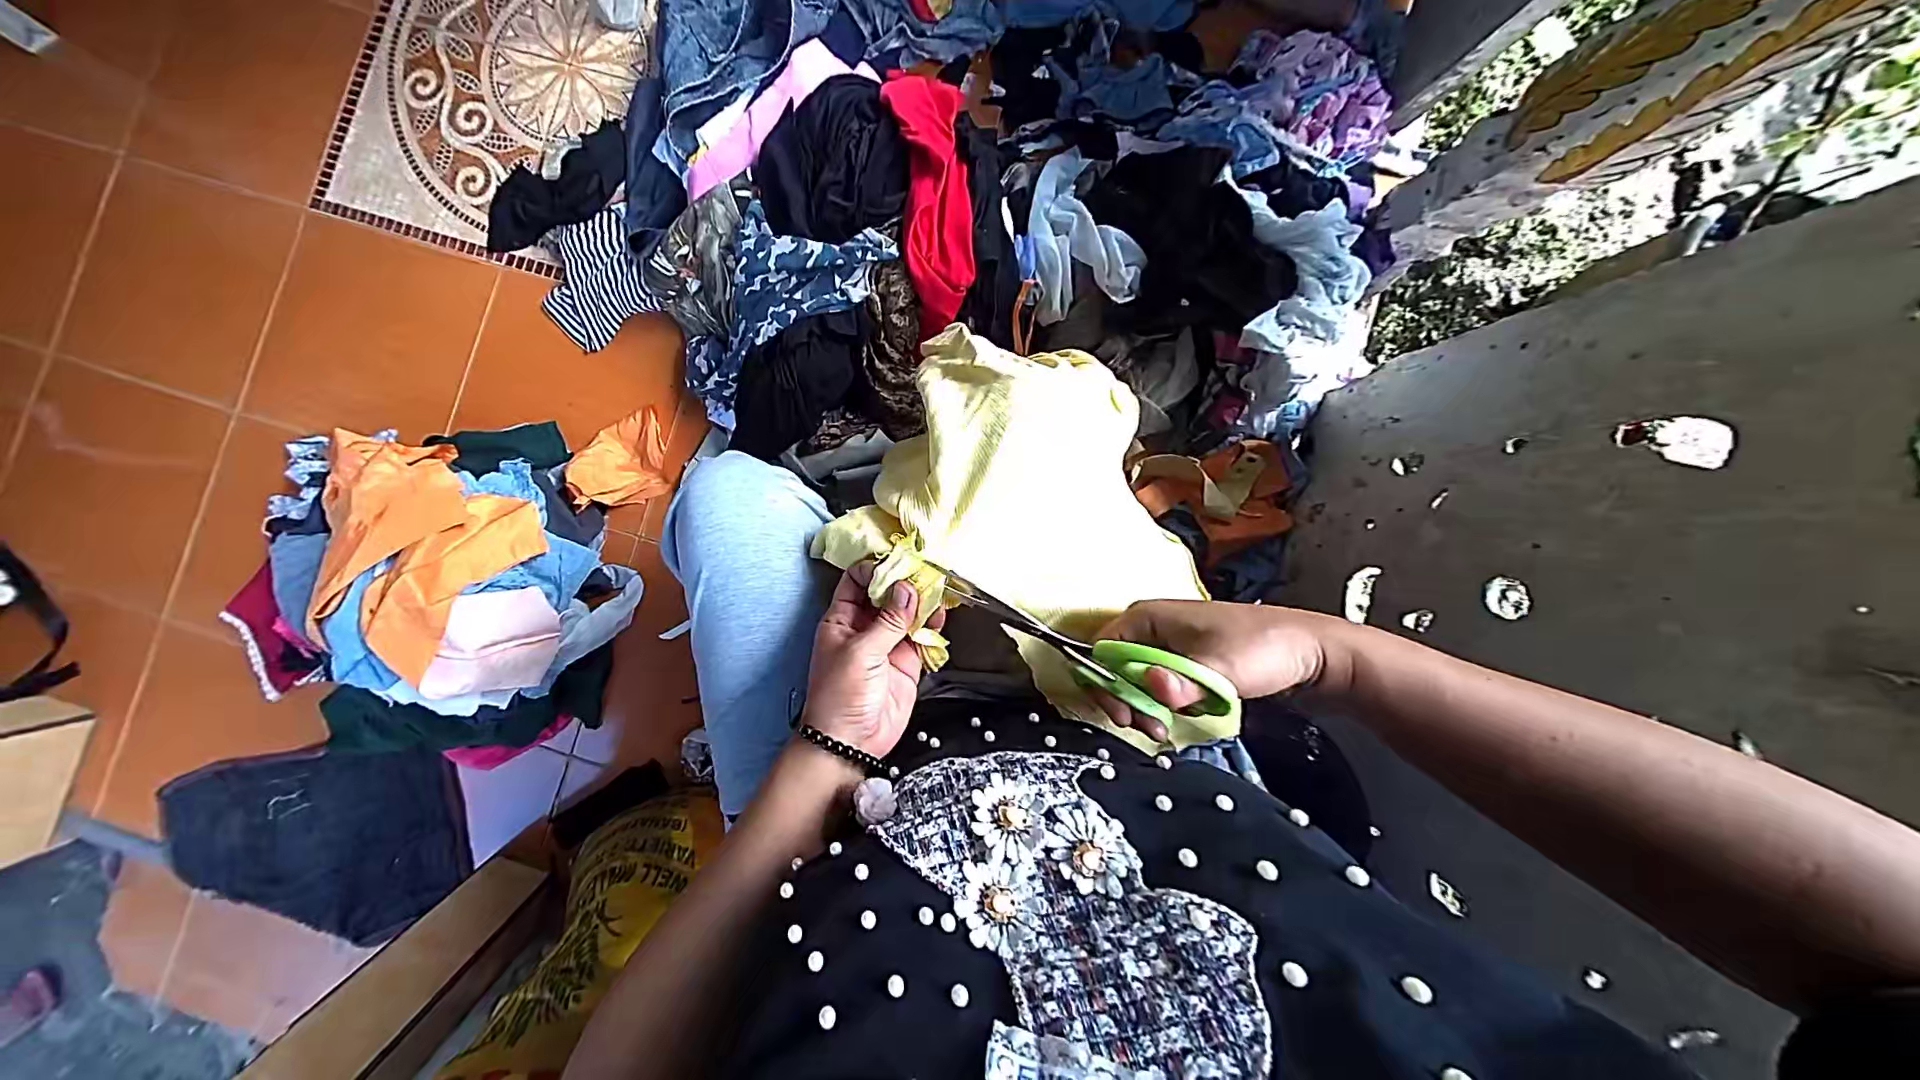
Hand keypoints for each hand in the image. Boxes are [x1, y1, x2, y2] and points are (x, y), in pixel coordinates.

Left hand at [803, 561, 945, 758]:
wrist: (850, 742)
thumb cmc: (839, 697)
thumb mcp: (861, 652)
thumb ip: (888, 621)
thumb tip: (907, 589)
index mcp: (842, 620)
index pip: (858, 581)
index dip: (878, 570)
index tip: (899, 564)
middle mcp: (865, 628)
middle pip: (887, 594)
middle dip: (905, 582)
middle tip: (925, 573)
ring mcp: (887, 645)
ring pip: (908, 613)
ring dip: (922, 603)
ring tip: (937, 592)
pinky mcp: (907, 662)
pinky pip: (922, 637)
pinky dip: (932, 627)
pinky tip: (939, 617)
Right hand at [1089, 600, 1356, 741]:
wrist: (1312, 653)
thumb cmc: (1267, 647)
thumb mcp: (1222, 669)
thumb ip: (1184, 683)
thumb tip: (1152, 686)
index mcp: (1149, 616)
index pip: (1101, 650)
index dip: (1105, 683)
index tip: (1125, 712)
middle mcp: (1152, 627)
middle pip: (1114, 667)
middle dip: (1125, 701)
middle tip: (1148, 726)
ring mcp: (1167, 645)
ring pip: (1134, 680)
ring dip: (1143, 708)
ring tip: (1163, 727)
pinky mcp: (1183, 662)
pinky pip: (1156, 686)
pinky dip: (1161, 706)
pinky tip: (1178, 717)